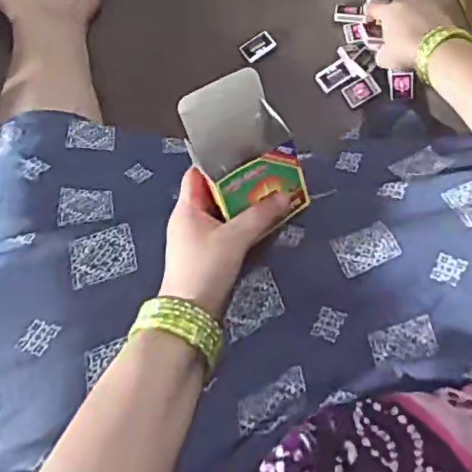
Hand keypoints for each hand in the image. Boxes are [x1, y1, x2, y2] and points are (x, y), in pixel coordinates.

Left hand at [159, 168, 298, 318]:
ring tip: (270, 195)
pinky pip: (226, 231)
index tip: (244, 154)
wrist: (190, 317)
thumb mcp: (234, 238)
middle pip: (214, 192)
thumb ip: (260, 215)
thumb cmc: (205, 268)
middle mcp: (189, 219)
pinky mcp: (207, 256)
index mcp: (186, 208)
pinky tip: (262, 222)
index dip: (218, 162)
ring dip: (244, 206)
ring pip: (222, 213)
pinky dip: (242, 225)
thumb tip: (285, 194)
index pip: (197, 173)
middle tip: (267, 175)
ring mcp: (197, 239)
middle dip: (240, 184)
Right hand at [367, 0, 459, 71]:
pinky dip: (428, 14)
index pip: (373, 7)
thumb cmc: (406, 50)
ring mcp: (425, 4)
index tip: (370, 18)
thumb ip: (382, 53)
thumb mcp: (387, 58)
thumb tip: (382, 53)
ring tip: (414, 14)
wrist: (438, 48)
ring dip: (414, 3)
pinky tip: (428, 24)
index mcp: (388, 11)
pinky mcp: (441, 10)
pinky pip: (431, 9)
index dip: (370, 12)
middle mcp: (405, 2)